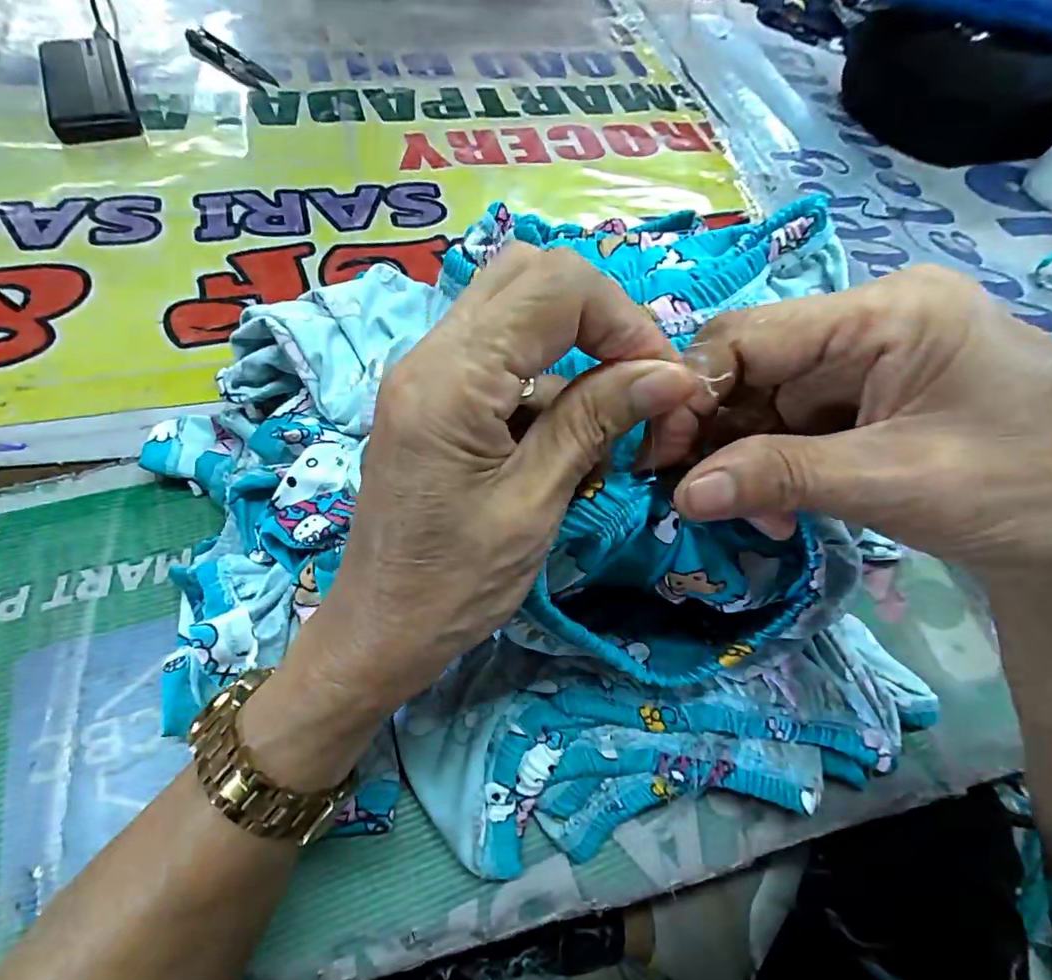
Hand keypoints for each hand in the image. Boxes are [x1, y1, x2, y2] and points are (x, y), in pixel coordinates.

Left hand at [288, 245, 696, 725]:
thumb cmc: (454, 585)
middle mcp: (426, 357)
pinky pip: (490, 356)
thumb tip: (671, 372)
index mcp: (450, 379)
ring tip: (600, 421)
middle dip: (596, 318)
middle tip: (634, 383)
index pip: (554, 285)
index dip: (623, 319)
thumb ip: (594, 421)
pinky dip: (536, 377)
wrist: (380, 628)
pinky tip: (555, 438)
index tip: (660, 382)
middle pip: (527, 278)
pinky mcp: (424, 401)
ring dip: (568, 347)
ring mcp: (419, 376)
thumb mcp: (534, 503)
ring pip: (509, 311)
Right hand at [649, 266, 1051, 577]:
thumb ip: (781, 477)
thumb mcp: (895, 479)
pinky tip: (775, 511)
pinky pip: (785, 432)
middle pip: (746, 370)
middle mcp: (865, 328)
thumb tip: (682, 495)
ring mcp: (862, 369)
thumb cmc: (1029, 486)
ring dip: (739, 462)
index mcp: (884, 313)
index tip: (658, 457)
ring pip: (758, 406)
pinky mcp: (861, 408)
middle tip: (694, 496)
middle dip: (713, 435)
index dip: (689, 391)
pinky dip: (767, 472)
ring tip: (751, 515)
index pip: (747, 335)